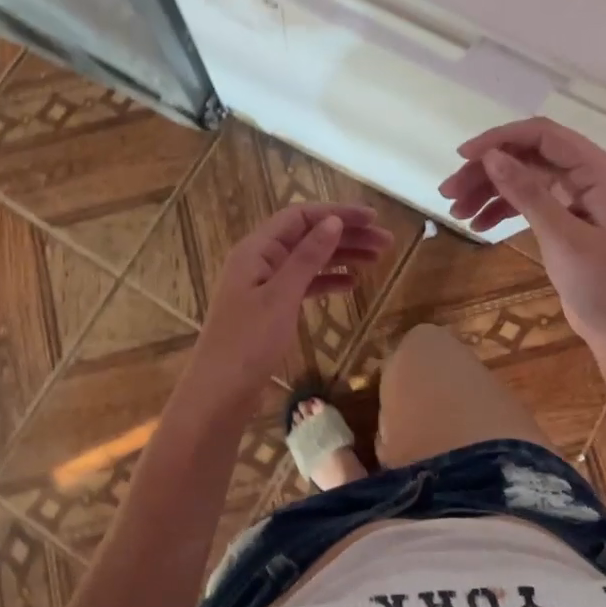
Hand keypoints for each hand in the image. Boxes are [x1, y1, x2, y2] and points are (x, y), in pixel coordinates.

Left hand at [190, 203, 394, 401]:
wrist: (219, 394)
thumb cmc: (248, 342)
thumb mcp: (281, 296)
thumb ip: (308, 257)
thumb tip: (333, 221)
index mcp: (256, 249)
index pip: (300, 216)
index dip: (337, 213)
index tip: (373, 218)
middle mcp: (258, 260)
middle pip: (307, 235)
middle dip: (346, 235)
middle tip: (386, 243)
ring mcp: (263, 285)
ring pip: (308, 260)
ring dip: (341, 256)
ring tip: (377, 260)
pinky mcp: (269, 309)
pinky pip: (303, 284)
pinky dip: (327, 280)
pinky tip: (351, 284)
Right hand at [438, 119, 605, 355]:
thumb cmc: (604, 286)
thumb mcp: (562, 238)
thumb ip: (527, 193)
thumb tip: (491, 156)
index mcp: (600, 171)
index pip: (543, 135)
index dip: (500, 139)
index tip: (462, 156)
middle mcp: (591, 176)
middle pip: (529, 155)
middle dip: (487, 170)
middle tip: (449, 191)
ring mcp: (580, 197)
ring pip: (525, 177)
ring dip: (489, 190)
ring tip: (456, 210)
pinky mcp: (569, 219)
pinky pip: (530, 200)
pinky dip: (502, 209)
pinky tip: (477, 225)